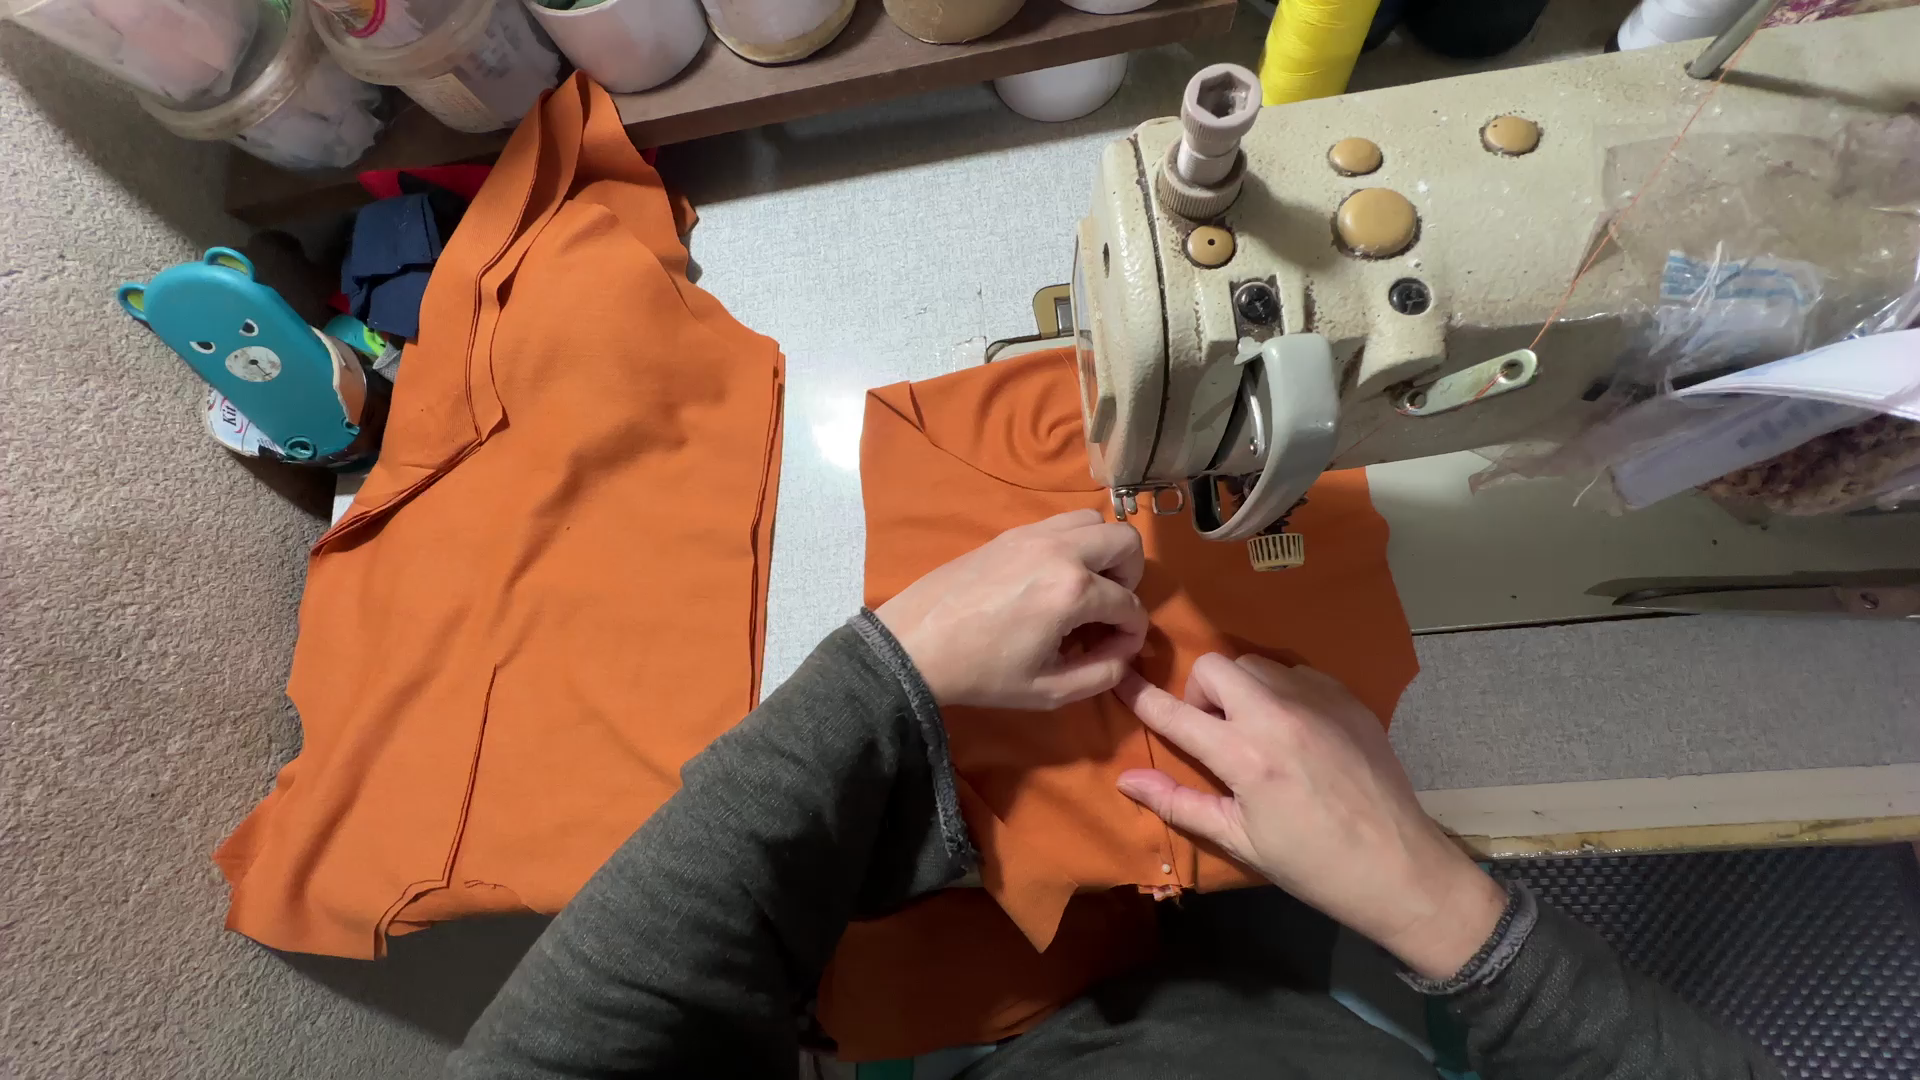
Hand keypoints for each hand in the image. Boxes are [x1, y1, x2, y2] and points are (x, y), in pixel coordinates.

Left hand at [876, 509, 1148, 709]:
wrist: (917, 644)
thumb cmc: (982, 672)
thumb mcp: (1049, 690)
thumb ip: (1102, 674)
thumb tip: (1123, 650)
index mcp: (1072, 590)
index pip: (1129, 604)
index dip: (1133, 632)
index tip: (1116, 648)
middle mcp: (1060, 550)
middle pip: (1125, 541)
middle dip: (1129, 576)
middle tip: (1108, 607)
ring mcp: (1033, 534)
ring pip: (1094, 520)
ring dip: (1102, 551)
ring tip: (1084, 586)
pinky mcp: (1011, 532)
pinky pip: (1060, 522)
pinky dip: (1072, 542)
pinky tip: (1052, 576)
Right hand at [1114, 654, 1505, 980]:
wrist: (1403, 870)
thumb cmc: (1311, 864)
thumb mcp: (1237, 839)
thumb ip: (1177, 802)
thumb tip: (1125, 779)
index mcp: (1244, 756)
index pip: (1174, 713)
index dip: (1139, 695)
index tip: (1120, 677)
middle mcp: (1276, 715)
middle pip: (1215, 667)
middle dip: (1202, 693)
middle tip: (1216, 732)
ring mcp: (1316, 701)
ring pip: (1254, 665)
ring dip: (1242, 691)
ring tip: (1257, 729)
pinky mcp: (1346, 698)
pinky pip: (1295, 673)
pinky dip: (1281, 692)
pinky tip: (1296, 728)